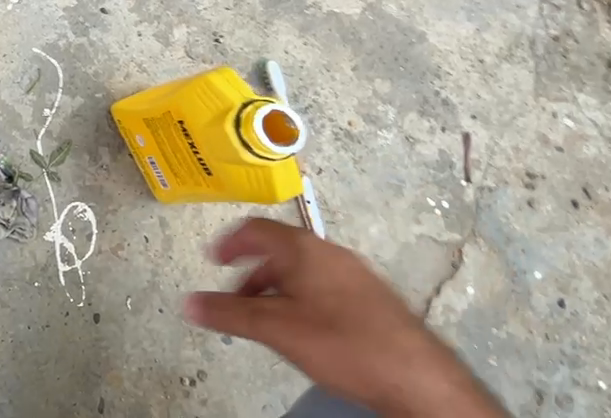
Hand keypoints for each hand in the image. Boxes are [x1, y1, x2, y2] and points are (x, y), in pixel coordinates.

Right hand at [184, 219, 506, 417]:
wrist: (421, 382)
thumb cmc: (345, 345)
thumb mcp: (276, 329)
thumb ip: (229, 312)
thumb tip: (189, 302)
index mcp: (303, 248)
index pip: (254, 228)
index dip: (228, 241)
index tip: (215, 259)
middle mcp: (330, 253)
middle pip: (279, 249)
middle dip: (252, 271)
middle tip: (238, 295)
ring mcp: (357, 275)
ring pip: (304, 269)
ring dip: (278, 287)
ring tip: (269, 317)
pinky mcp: (376, 299)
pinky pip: (327, 285)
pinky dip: (304, 297)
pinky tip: (307, 328)